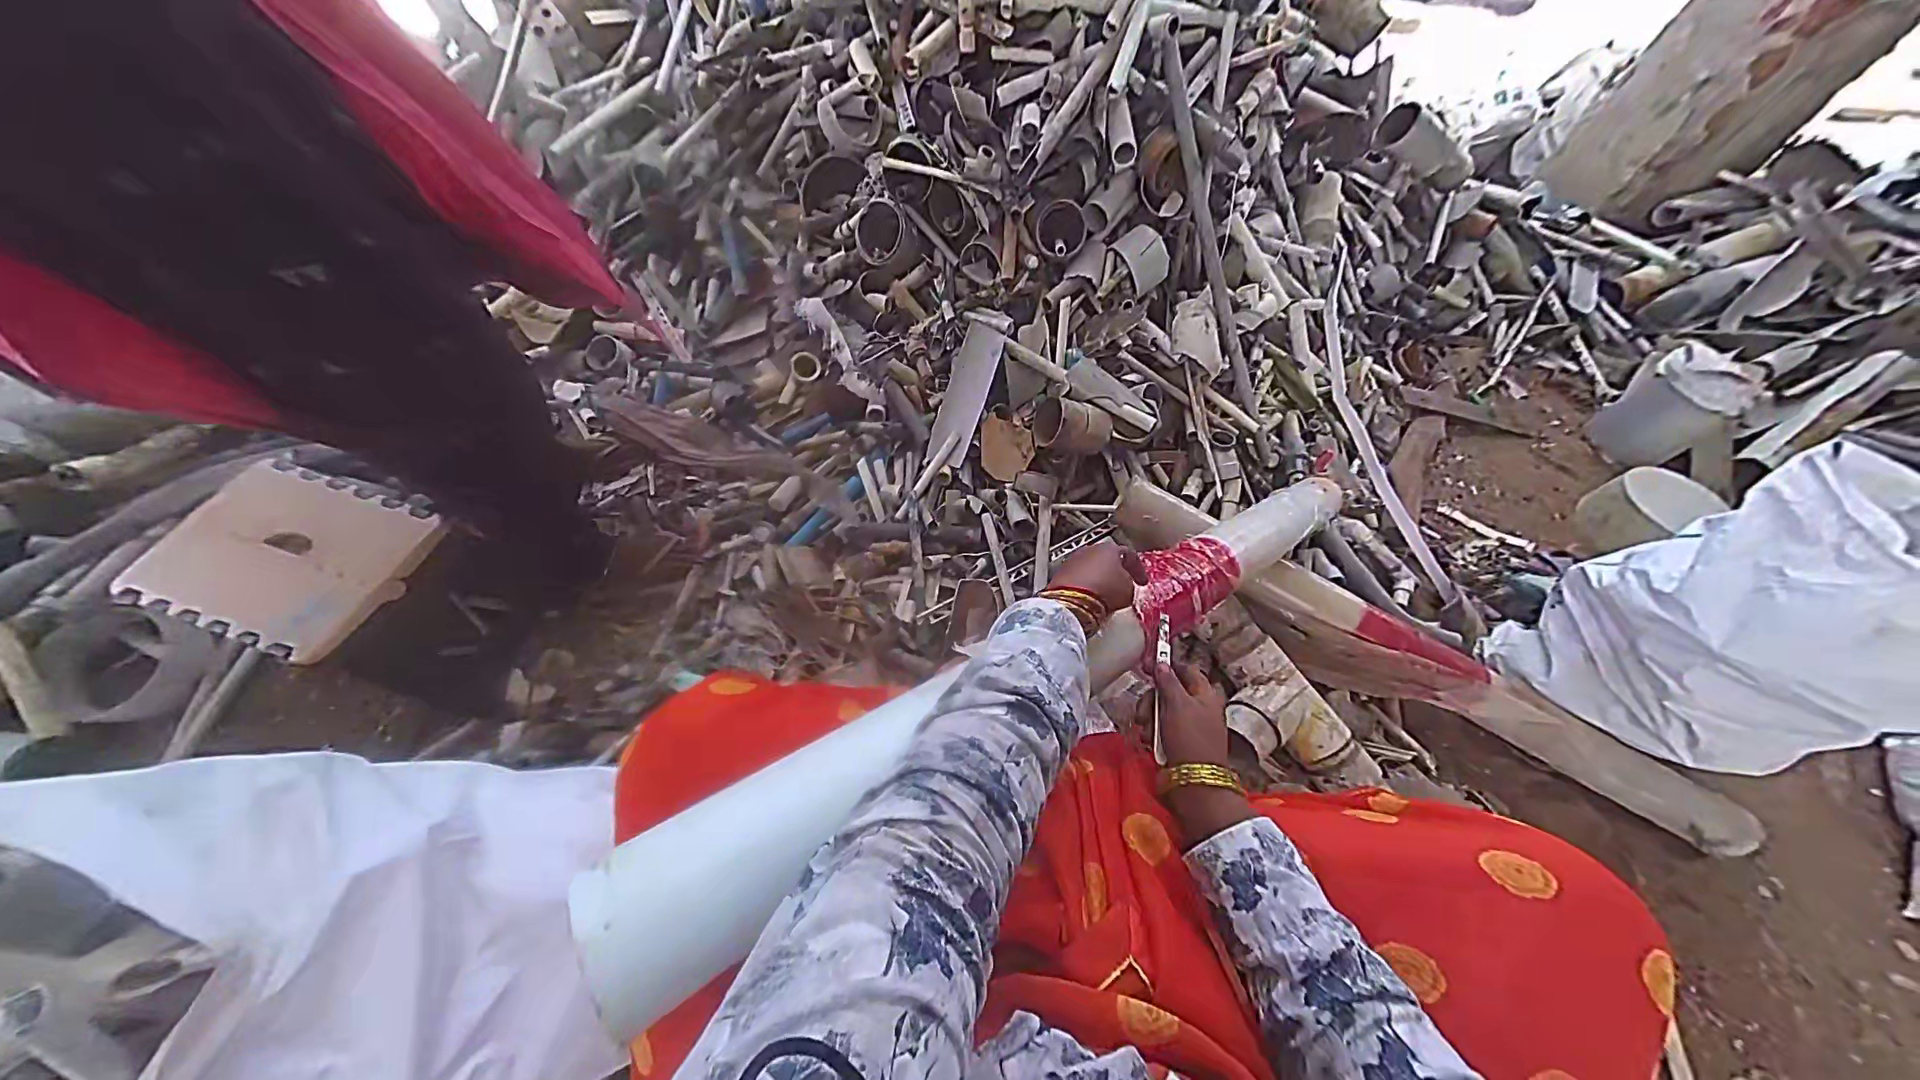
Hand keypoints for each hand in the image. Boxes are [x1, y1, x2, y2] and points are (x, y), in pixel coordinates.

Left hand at [1047, 541, 1146, 614]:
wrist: (1074, 601)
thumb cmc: (1103, 591)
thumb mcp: (1129, 589)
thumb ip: (1130, 583)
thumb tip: (1126, 586)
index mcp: (1110, 548)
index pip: (1129, 555)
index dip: (1138, 570)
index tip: (1141, 580)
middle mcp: (1090, 550)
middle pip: (1107, 559)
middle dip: (1115, 572)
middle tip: (1122, 585)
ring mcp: (1074, 560)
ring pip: (1091, 567)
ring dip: (1099, 578)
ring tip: (1105, 594)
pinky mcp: (1061, 573)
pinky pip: (1078, 578)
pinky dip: (1085, 585)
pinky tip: (1090, 597)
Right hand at [1153, 661, 1229, 766]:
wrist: (1193, 782)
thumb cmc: (1189, 738)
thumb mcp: (1177, 704)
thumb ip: (1168, 681)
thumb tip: (1162, 664)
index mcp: (1205, 693)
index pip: (1185, 669)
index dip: (1167, 667)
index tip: (1147, 668)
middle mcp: (1198, 707)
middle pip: (1169, 691)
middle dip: (1152, 700)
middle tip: (1144, 712)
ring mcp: (1189, 725)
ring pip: (1161, 710)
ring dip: (1150, 718)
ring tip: (1148, 732)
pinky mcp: (1179, 740)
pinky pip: (1161, 728)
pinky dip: (1154, 733)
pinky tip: (1151, 741)